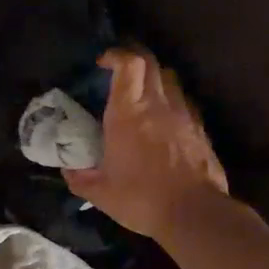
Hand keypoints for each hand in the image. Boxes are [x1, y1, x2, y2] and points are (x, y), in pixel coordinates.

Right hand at [63, 47, 228, 240]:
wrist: (194, 213)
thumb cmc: (142, 198)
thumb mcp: (100, 193)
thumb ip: (79, 177)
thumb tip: (68, 168)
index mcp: (129, 113)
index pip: (128, 64)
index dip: (116, 54)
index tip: (103, 62)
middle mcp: (158, 105)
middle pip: (151, 62)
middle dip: (134, 58)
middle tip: (120, 70)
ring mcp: (184, 114)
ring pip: (171, 79)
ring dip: (155, 77)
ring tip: (143, 92)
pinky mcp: (201, 129)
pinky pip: (184, 102)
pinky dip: (171, 100)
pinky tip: (165, 119)